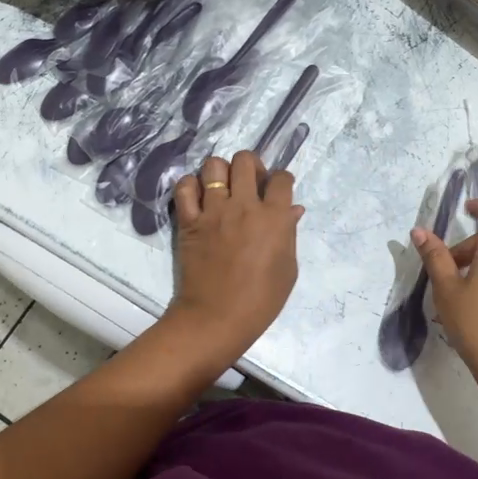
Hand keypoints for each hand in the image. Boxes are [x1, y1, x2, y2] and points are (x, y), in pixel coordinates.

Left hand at [163, 151, 303, 364]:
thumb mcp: (287, 269)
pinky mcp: (189, 220)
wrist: (217, 318)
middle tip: (249, 183)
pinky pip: (185, 187)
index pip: (282, 178)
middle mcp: (245, 206)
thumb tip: (292, 209)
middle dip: (251, 165)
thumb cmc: (260, 300)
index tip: (278, 188)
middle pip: (246, 161)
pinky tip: (199, 197)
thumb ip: (289, 234)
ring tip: (223, 187)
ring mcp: (214, 211)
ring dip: (221, 171)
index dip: (282, 180)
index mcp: (274, 218)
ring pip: (214, 166)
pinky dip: (191, 186)